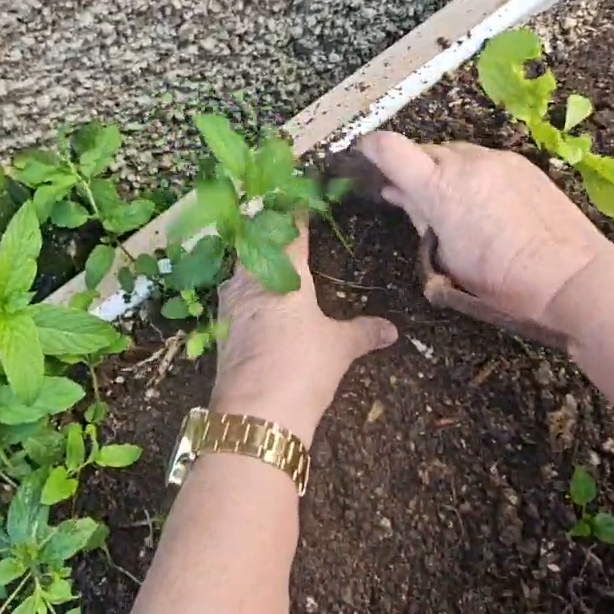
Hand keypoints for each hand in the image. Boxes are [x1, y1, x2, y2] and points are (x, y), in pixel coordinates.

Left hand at [209, 219, 397, 440]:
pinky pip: (232, 292)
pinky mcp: (220, 325)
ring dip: (254, 256)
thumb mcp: (339, 348)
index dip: (296, 214)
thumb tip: (392, 330)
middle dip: (270, 230)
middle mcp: (251, 278)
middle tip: (284, 222)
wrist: (255, 412)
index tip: (302, 200)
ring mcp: (231, 301)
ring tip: (270, 254)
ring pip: (240, 265)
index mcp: (284, 272)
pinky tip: (254, 294)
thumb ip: (363, 332)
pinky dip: (244, 285)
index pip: (290, 231)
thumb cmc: (302, 367)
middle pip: (257, 242)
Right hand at [353, 131, 611, 342]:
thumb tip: (399, 195)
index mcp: (439, 188)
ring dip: (443, 170)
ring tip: (451, 202)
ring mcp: (496, 159)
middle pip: (423, 151)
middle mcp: (465, 163)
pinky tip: (483, 202)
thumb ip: (421, 219)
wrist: (572, 276)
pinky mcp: (521, 163)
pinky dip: (472, 173)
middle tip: (410, 196)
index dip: (370, 147)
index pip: (390, 148)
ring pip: (454, 153)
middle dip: (412, 169)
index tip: (362, 154)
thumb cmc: (503, 280)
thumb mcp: (448, 258)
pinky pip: (483, 159)